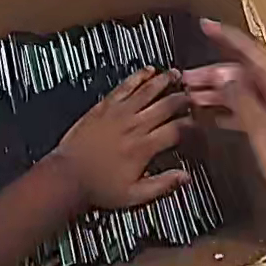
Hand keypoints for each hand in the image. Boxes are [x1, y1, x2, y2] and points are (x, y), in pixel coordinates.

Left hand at [47, 68, 193, 211]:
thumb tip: (185, 177)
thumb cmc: (98, 187)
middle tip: (193, 94)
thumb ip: (162, 185)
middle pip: (167, 105)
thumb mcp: (134, 195)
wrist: (67, 176)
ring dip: (165, 81)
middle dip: (183, 98)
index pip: (176, 129)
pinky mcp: (105, 106)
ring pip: (148, 90)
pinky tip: (148, 70)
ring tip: (176, 74)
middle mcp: (135, 126)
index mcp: (144, 147)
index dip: (191, 124)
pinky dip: (138, 76)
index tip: (199, 122)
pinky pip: (126, 86)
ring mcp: (120, 113)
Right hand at [182, 19, 265, 226]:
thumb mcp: (265, 134)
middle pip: (250, 71)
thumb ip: (243, 101)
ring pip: (253, 90)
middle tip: (188, 78)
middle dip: (217, 72)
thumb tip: (225, 76)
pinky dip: (239, 110)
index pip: (253, 50)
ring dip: (225, 92)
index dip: (226, 37)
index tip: (206, 25)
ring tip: (195, 97)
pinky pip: (261, 108)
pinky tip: (220, 117)